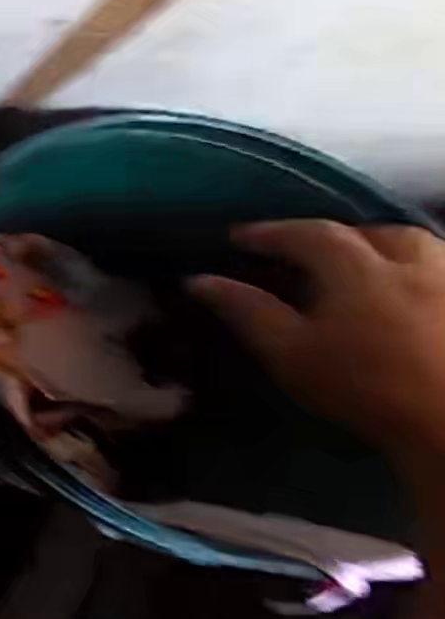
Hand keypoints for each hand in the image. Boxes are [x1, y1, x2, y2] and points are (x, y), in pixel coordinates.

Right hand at [189, 220, 444, 466]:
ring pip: (429, 250)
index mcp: (364, 274)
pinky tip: (403, 295)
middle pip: (382, 234)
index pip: (312, 235)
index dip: (271, 232)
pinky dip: (419, 273)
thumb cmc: (363, 386)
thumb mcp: (286, 349)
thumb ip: (245, 308)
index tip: (236, 238)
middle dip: (338, 235)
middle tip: (304, 250)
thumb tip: (197, 280)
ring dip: (385, 251)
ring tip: (354, 269)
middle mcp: (423, 269)